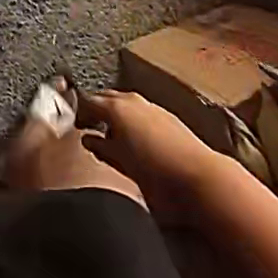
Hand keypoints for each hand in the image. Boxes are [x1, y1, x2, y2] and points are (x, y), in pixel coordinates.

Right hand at [78, 91, 231, 218]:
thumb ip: (99, 148)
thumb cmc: (156, 172)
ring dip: (116, 115)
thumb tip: (88, 140)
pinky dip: (134, 121)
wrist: (202, 179)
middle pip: (106, 97)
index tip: (76, 125)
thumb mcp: (119, 162)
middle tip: (90, 127)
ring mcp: (153, 108)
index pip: (87, 101)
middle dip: (96, 110)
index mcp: (115, 107)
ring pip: (126, 104)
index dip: (78, 113)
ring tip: (113, 135)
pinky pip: (143, 113)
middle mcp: (133, 101)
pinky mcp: (170, 119)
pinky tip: (137, 140)